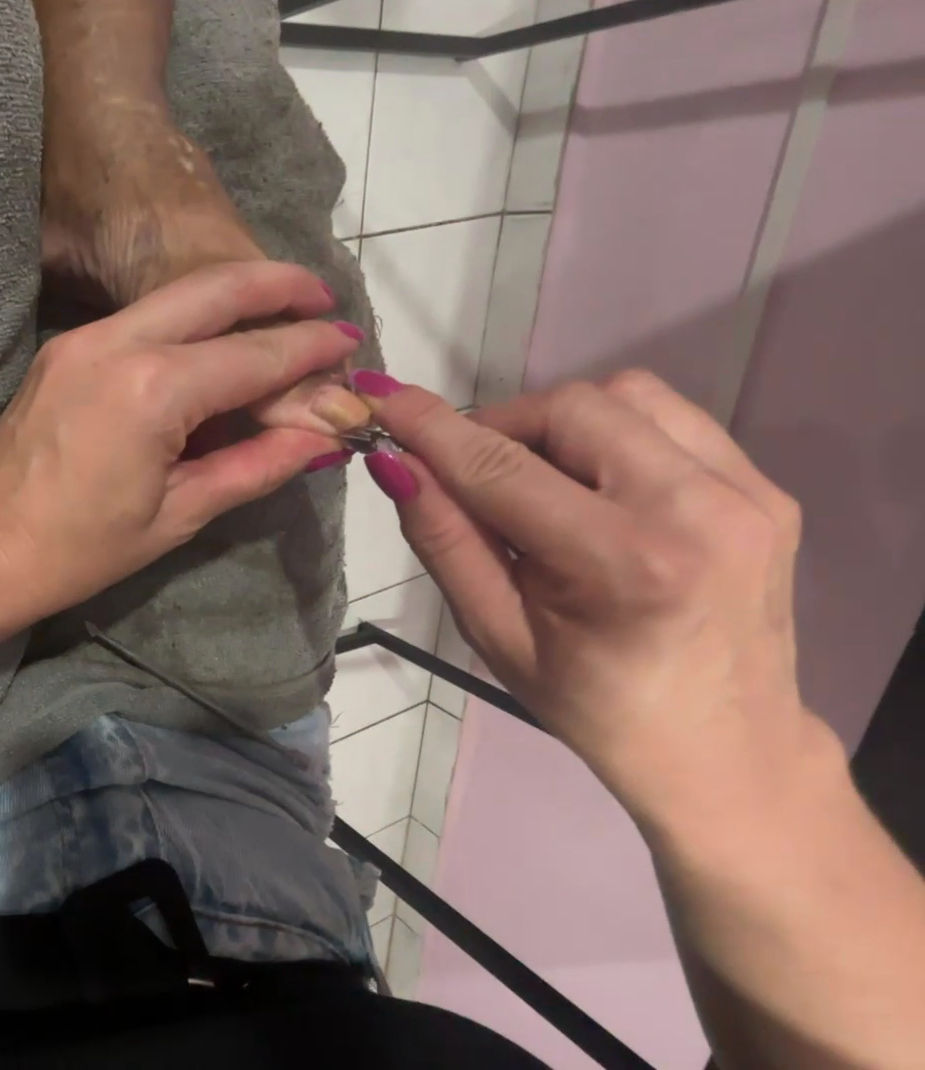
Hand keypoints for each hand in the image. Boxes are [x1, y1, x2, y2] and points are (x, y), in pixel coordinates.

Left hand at [0, 261, 364, 628]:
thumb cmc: (74, 551)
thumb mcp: (175, 515)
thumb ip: (254, 466)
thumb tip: (321, 436)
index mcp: (153, 389)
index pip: (254, 355)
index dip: (310, 350)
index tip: (351, 343)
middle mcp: (116, 343)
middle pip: (214, 290)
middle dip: (276, 286)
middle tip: (324, 296)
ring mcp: (80, 342)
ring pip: (173, 298)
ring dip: (230, 298)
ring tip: (279, 315)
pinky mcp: (60, 353)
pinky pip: (139, 321)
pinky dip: (185, 323)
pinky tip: (211, 345)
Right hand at [360, 369, 820, 821]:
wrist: (725, 748)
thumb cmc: (590, 704)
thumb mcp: (494, 632)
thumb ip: (445, 540)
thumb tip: (395, 464)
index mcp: (626, 564)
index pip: (502, 467)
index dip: (431, 427)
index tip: (378, 394)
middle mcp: (698, 509)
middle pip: (571, 408)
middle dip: (496, 426)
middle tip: (462, 473)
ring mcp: (747, 491)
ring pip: (624, 397)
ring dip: (552, 423)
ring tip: (529, 480)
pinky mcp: (764, 486)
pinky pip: (666, 417)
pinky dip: (605, 432)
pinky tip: (587, 485)